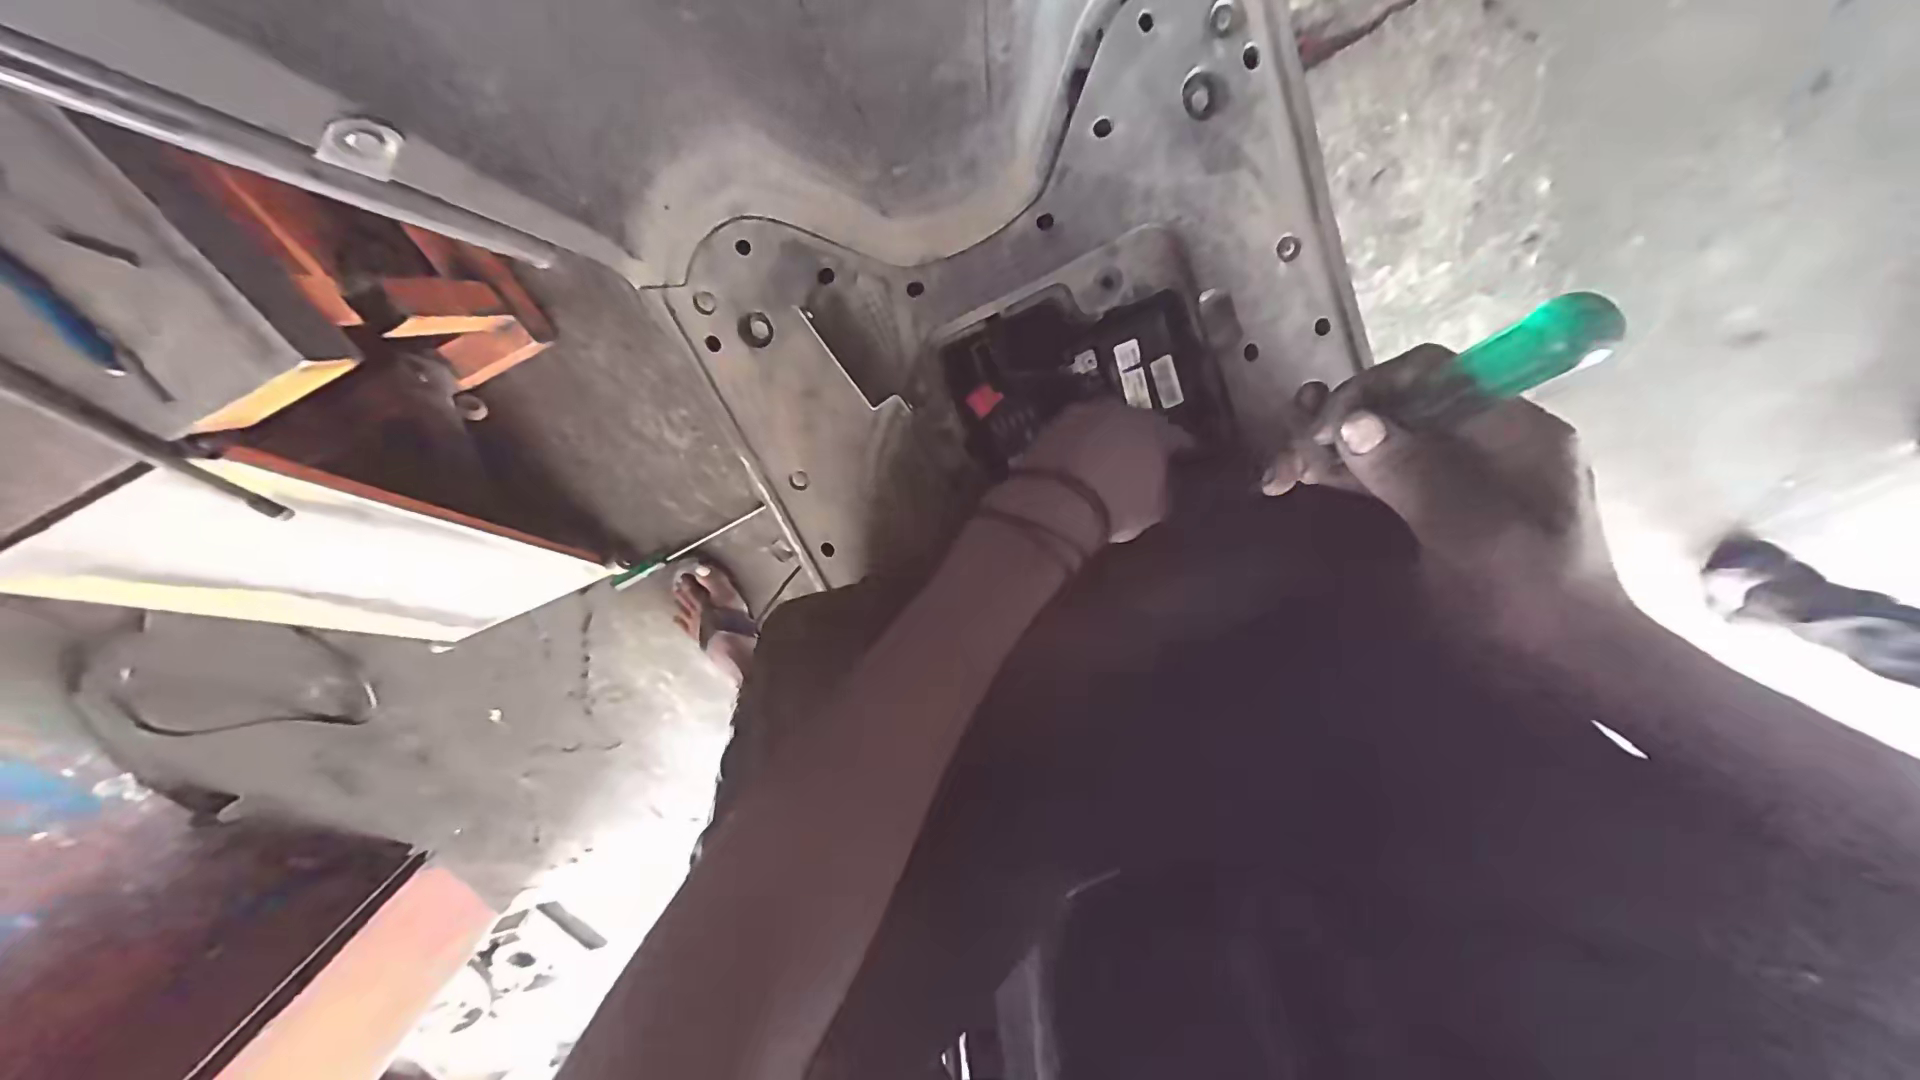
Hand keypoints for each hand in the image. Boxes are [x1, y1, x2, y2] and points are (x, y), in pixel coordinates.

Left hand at [987, 401, 1190, 548]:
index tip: (1176, 470)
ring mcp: (1083, 413)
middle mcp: (1122, 411)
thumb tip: (1163, 485)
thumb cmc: (1116, 508)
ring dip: (1103, 442)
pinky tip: (1073, 467)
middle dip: (1137, 444)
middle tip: (1135, 469)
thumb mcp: (1156, 509)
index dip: (1178, 457)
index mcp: (1157, 429)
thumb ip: (1165, 489)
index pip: (1178, 439)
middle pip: (1136, 426)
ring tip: (1101, 469)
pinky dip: (1075, 448)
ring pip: (1101, 426)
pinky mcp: (1052, 425)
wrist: (1056, 504)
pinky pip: (1073, 435)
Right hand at [1265, 344, 1625, 624]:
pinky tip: (1286, 483)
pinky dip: (1322, 472)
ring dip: (1317, 450)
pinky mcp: (1411, 500)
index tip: (1325, 430)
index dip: (1370, 390)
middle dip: (1332, 426)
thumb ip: (1414, 473)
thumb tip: (1351, 424)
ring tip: (1278, 477)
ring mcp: (1436, 469)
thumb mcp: (1473, 533)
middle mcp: (1467, 438)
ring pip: (1366, 438)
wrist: (1545, 659)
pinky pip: (1360, 472)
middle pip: (1387, 405)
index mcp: (1504, 429)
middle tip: (1290, 463)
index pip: (1429, 374)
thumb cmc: (1524, 596)